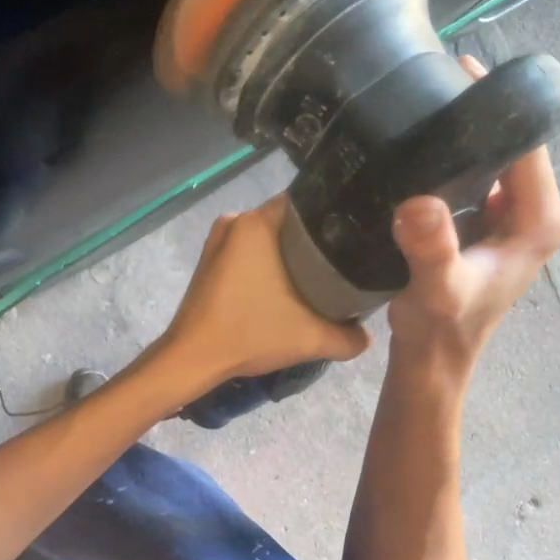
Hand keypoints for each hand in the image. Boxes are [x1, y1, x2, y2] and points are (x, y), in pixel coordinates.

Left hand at [159, 195, 371, 388]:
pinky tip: (288, 285)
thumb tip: (367, 335)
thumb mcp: (310, 338)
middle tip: (348, 260)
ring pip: (268, 238)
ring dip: (291, 253)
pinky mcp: (209, 261)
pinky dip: (268, 264)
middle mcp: (235, 221)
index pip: (309, 201)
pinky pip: (249, 252)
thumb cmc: (248, 335)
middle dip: (316, 238)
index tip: (359, 234)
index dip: (337, 215)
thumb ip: (349, 337)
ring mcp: (217, 240)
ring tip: (324, 274)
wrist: (192, 359)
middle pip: (289, 221)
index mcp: (256, 222)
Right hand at [386, 55, 559, 370]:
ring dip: (458, 138)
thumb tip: (418, 201)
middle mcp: (532, 213)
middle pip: (509, 146)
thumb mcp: (437, 288)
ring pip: (488, 162)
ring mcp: (507, 219)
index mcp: (539, 220)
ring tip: (417, 110)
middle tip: (427, 86)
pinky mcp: (481, 226)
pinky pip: (470, 180)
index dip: (498, 105)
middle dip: (475, 116)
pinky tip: (413, 153)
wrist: (430, 362)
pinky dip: (446, 163)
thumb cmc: (440, 328)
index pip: (528, 144)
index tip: (458, 69)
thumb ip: (432, 248)